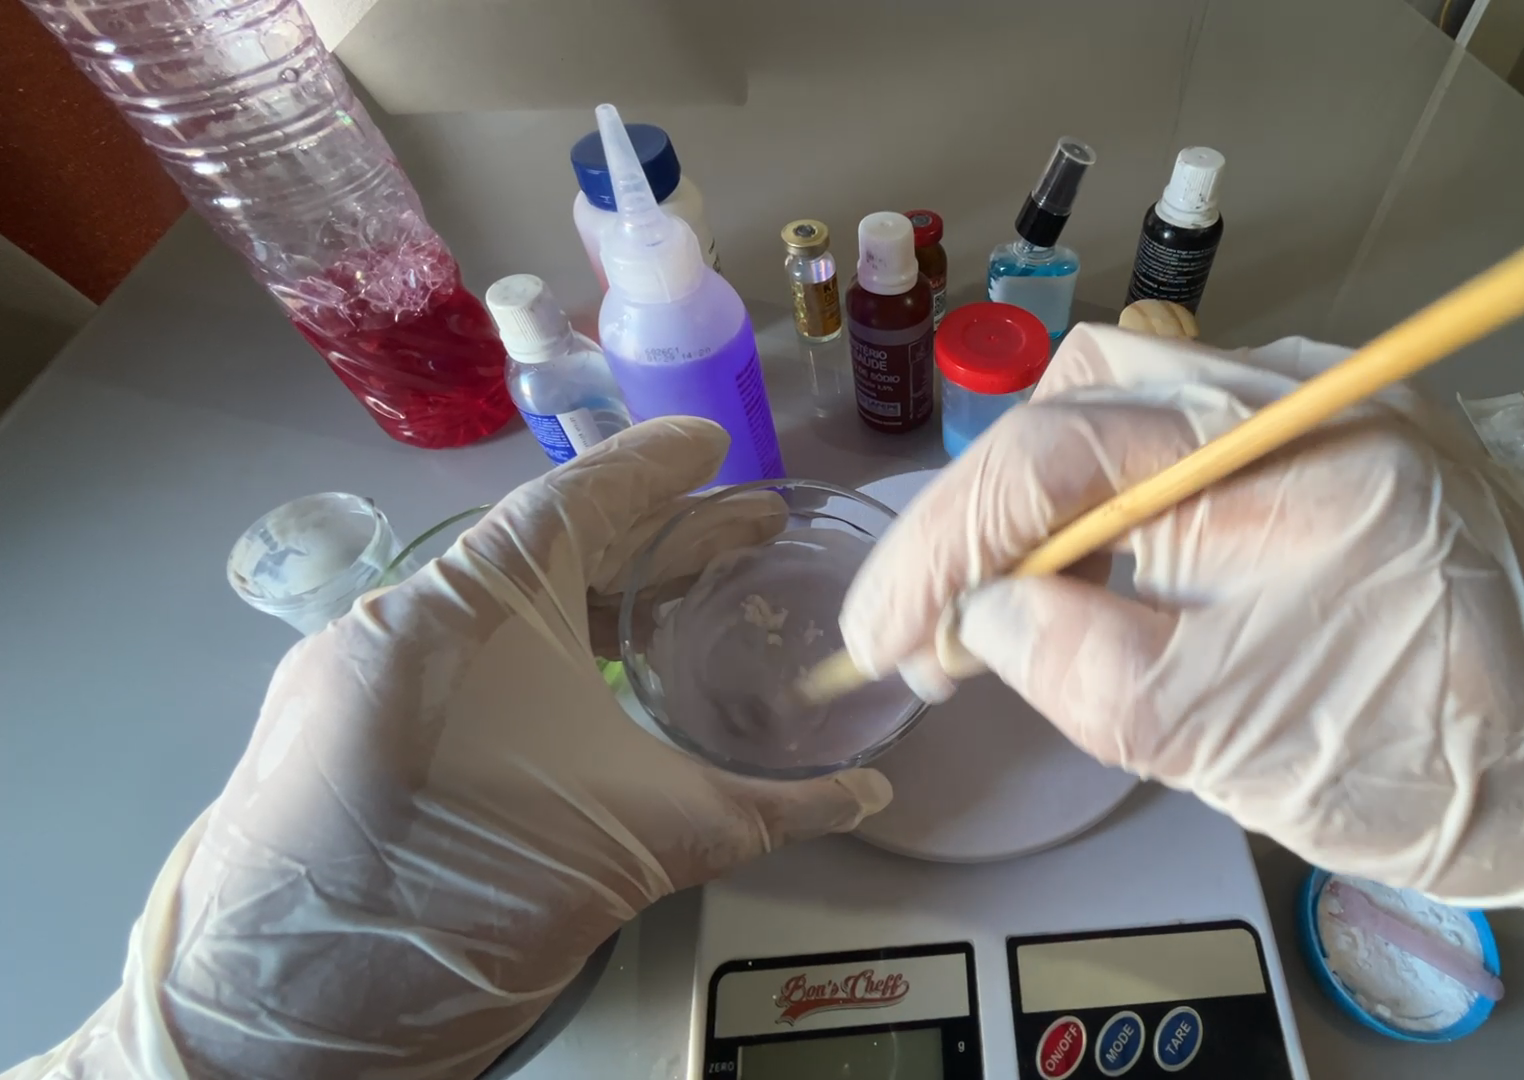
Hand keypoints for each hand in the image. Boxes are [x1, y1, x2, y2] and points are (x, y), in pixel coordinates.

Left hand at [11, 420, 889, 1079]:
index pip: (576, 499)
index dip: (652, 462)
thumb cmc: (475, 903)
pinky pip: (483, 636)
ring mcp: (377, 663)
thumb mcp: (648, 841)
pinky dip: (563, 627)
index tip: (715, 442)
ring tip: (701, 580)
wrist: (285, 1044)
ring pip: (520, 591)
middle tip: (751, 523)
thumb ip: (775, 808)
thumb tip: (872, 793)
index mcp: (471, 612)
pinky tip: (616, 654)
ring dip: (614, 580)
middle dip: (665, 527)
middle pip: (560, 540)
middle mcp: (415, 617)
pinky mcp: (362, 713)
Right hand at [842, 324, 1523, 985]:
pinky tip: (1099, 556)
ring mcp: (1308, 399)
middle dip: (976, 521)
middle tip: (938, 624)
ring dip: (1035, 497)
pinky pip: (1166, 428)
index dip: (938, 547)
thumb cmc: (1432, 768)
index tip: (880, 635)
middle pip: (1070, 408)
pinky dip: (1098, 490)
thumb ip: (1076, 664)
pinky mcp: (1315, 431)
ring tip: (1014, 588)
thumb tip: (981, 608)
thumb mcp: (1223, 740)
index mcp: (1282, 461)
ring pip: (1110, 402)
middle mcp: (1292, 392)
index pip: (1052, 464)